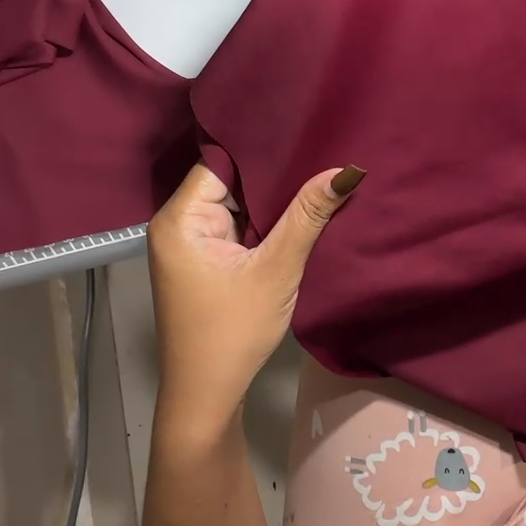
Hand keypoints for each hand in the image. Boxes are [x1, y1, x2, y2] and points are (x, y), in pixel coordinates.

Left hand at [147, 163, 364, 413]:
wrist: (208, 396)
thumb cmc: (234, 332)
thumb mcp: (277, 269)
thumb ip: (309, 215)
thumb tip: (347, 169)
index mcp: (180, 219)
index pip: (222, 162)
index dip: (262, 147)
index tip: (305, 130)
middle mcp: (178, 223)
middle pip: (231, 180)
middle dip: (274, 170)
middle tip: (322, 146)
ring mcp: (191, 242)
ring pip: (238, 202)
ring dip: (273, 196)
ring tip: (318, 170)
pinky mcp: (205, 259)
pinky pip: (239, 224)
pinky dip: (267, 219)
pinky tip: (301, 206)